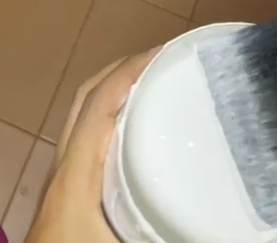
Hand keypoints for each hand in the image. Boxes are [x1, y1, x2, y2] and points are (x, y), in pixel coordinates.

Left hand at [28, 51, 154, 242]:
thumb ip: (163, 235)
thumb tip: (215, 227)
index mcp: (75, 176)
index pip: (98, 105)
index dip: (128, 70)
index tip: (163, 53)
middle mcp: (64, 169)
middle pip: (85, 99)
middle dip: (121, 70)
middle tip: (163, 63)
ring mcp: (61, 181)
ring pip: (81, 117)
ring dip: (113, 92)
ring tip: (154, 88)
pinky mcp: (65, 196)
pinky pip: (86, 139)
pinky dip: (110, 120)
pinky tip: (137, 136)